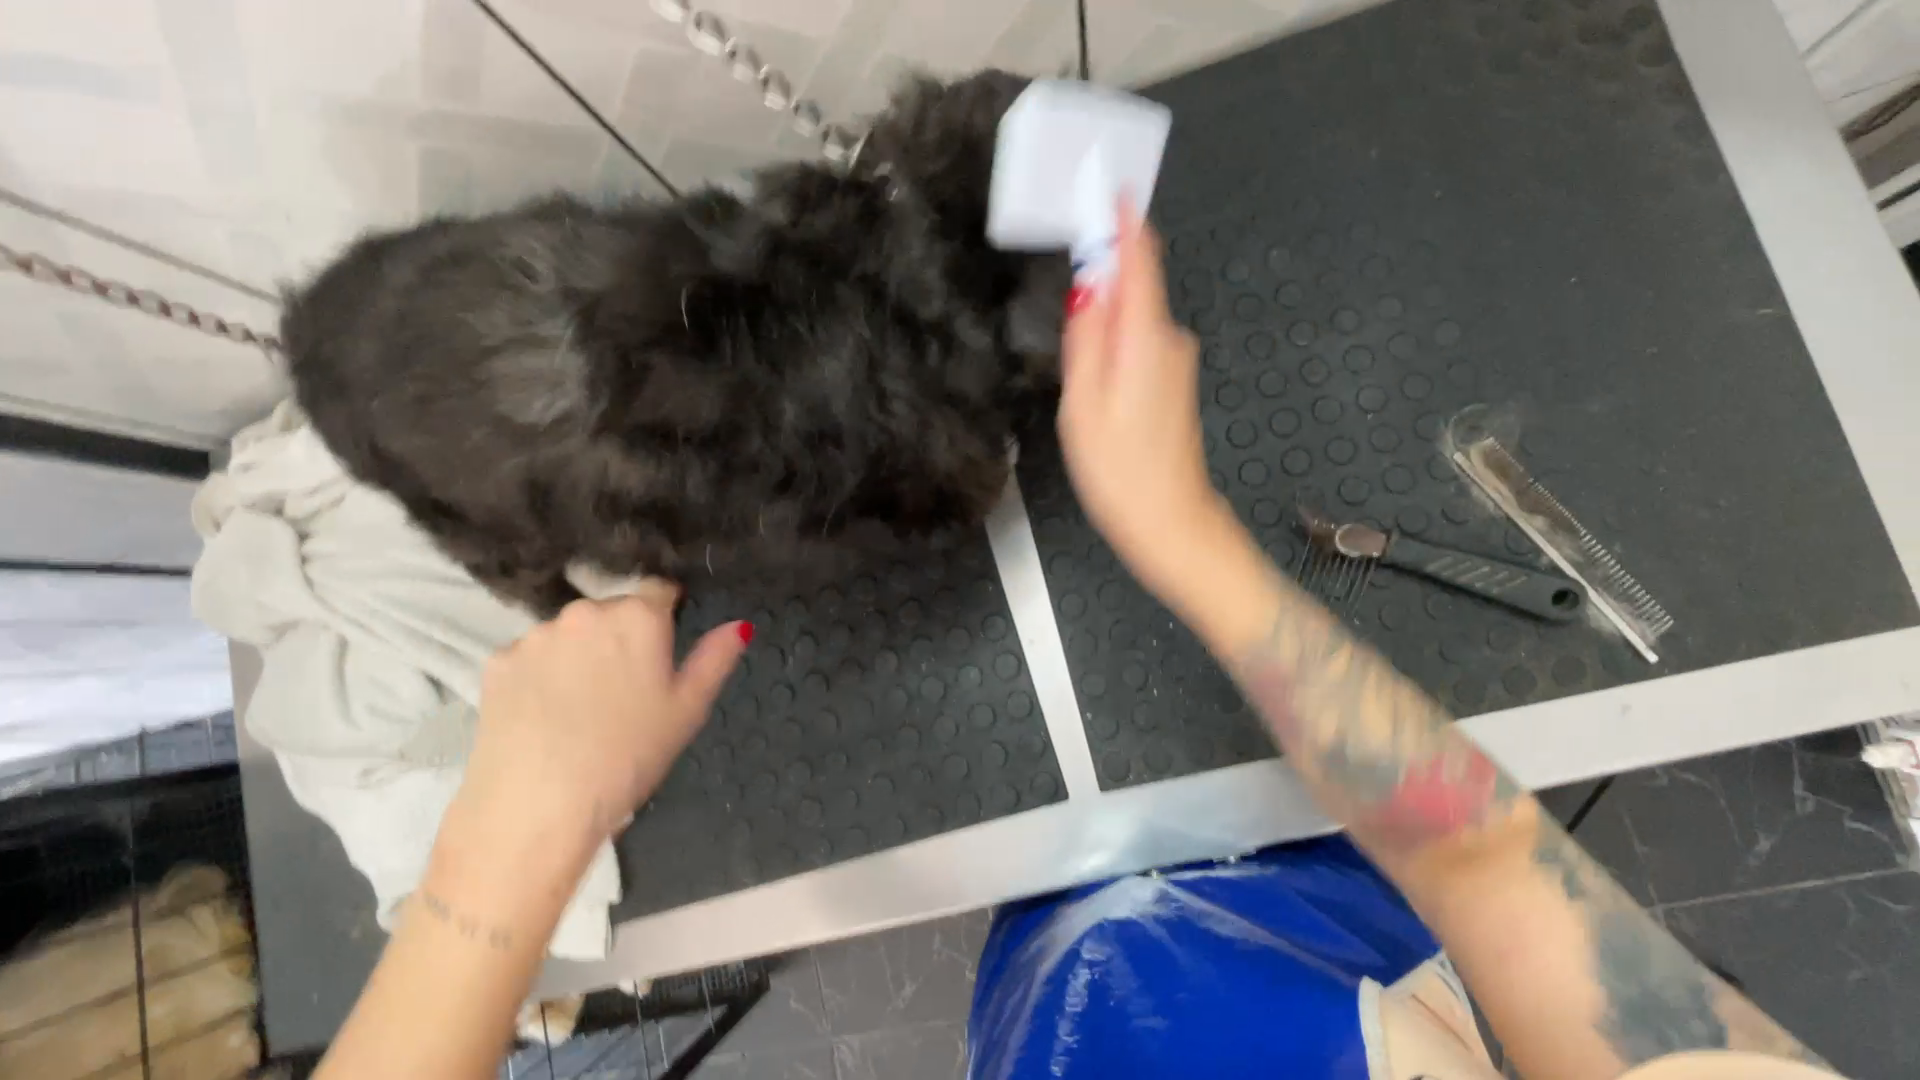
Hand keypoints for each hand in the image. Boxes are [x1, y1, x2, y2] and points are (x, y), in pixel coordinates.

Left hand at [460, 583, 749, 852]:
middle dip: (621, 637)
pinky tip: (546, 715)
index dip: (665, 617)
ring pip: (570, 633)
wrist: (538, 806)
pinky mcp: (499, 661)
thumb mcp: (688, 711)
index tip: (662, 652)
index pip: (660, 590)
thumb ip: (715, 659)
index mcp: (639, 617)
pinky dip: (542, 675)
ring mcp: (537, 634)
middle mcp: (585, 611)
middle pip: (612, 610)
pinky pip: (532, 657)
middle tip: (626, 690)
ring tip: (582, 708)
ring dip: (580, 654)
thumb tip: (739, 625)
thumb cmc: (630, 756)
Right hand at [1057, 209, 1234, 603]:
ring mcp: (1178, 362)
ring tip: (1076, 375)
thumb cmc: (1119, 471)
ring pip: (1134, 321)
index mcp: (1147, 336)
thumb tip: (1089, 284)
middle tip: (1064, 317)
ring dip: (1103, 325)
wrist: (1171, 524)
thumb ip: (1085, 338)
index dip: (1123, 219)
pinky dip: (1116, 347)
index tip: (1108, 185)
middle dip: (1099, 285)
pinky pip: (1140, 346)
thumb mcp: (1082, 404)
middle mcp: (1171, 339)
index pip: (1141, 257)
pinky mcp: (1175, 383)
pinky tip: (1097, 389)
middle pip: (1135, 288)